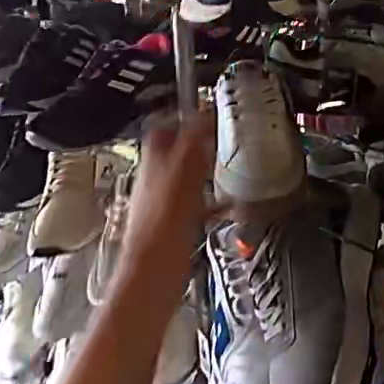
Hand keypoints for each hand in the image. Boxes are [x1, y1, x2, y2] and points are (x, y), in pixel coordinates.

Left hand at [123, 107, 213, 276]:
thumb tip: (203, 113)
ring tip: (228, 165)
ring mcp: (165, 203)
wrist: (154, 275)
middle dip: (199, 141)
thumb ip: (193, 141)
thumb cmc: (161, 227)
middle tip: (220, 135)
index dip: (182, 115)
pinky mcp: (177, 225)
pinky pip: (199, 205)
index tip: (202, 108)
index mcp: (153, 161)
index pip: (163, 126)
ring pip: (189, 175)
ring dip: (208, 169)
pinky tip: (230, 205)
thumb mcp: (183, 173)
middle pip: (177, 149)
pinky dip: (215, 201)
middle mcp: (156, 179)